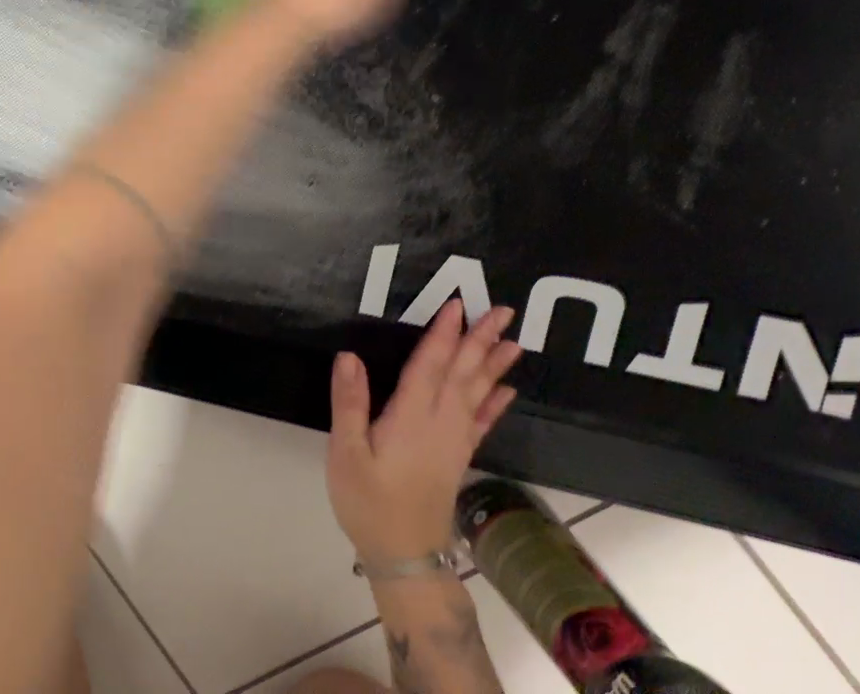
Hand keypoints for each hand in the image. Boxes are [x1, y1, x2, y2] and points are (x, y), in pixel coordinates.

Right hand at [326, 300, 522, 562]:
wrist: (404, 553)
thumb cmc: (367, 501)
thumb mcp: (345, 453)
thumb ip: (349, 404)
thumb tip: (350, 356)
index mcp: (411, 418)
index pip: (431, 366)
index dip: (444, 335)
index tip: (458, 305)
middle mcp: (440, 424)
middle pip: (463, 375)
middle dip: (481, 341)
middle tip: (504, 311)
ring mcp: (453, 441)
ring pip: (477, 394)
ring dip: (493, 366)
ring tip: (513, 342)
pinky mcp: (456, 457)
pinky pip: (481, 422)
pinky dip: (494, 403)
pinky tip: (505, 390)